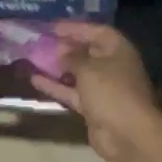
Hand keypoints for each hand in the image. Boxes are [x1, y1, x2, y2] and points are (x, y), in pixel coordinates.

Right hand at [31, 22, 161, 161]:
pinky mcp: (92, 107)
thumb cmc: (111, 92)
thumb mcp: (89, 69)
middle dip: (64, 47)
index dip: (76, 27)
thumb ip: (72, 57)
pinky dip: (56, 86)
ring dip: (57, 67)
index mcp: (118, 50)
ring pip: (77, 73)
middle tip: (40, 42)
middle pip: (86, 51)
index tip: (52, 27)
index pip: (96, 31)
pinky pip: (72, 92)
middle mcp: (111, 66)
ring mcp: (102, 88)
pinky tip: (34, 80)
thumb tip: (61, 51)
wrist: (127, 134)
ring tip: (33, 59)